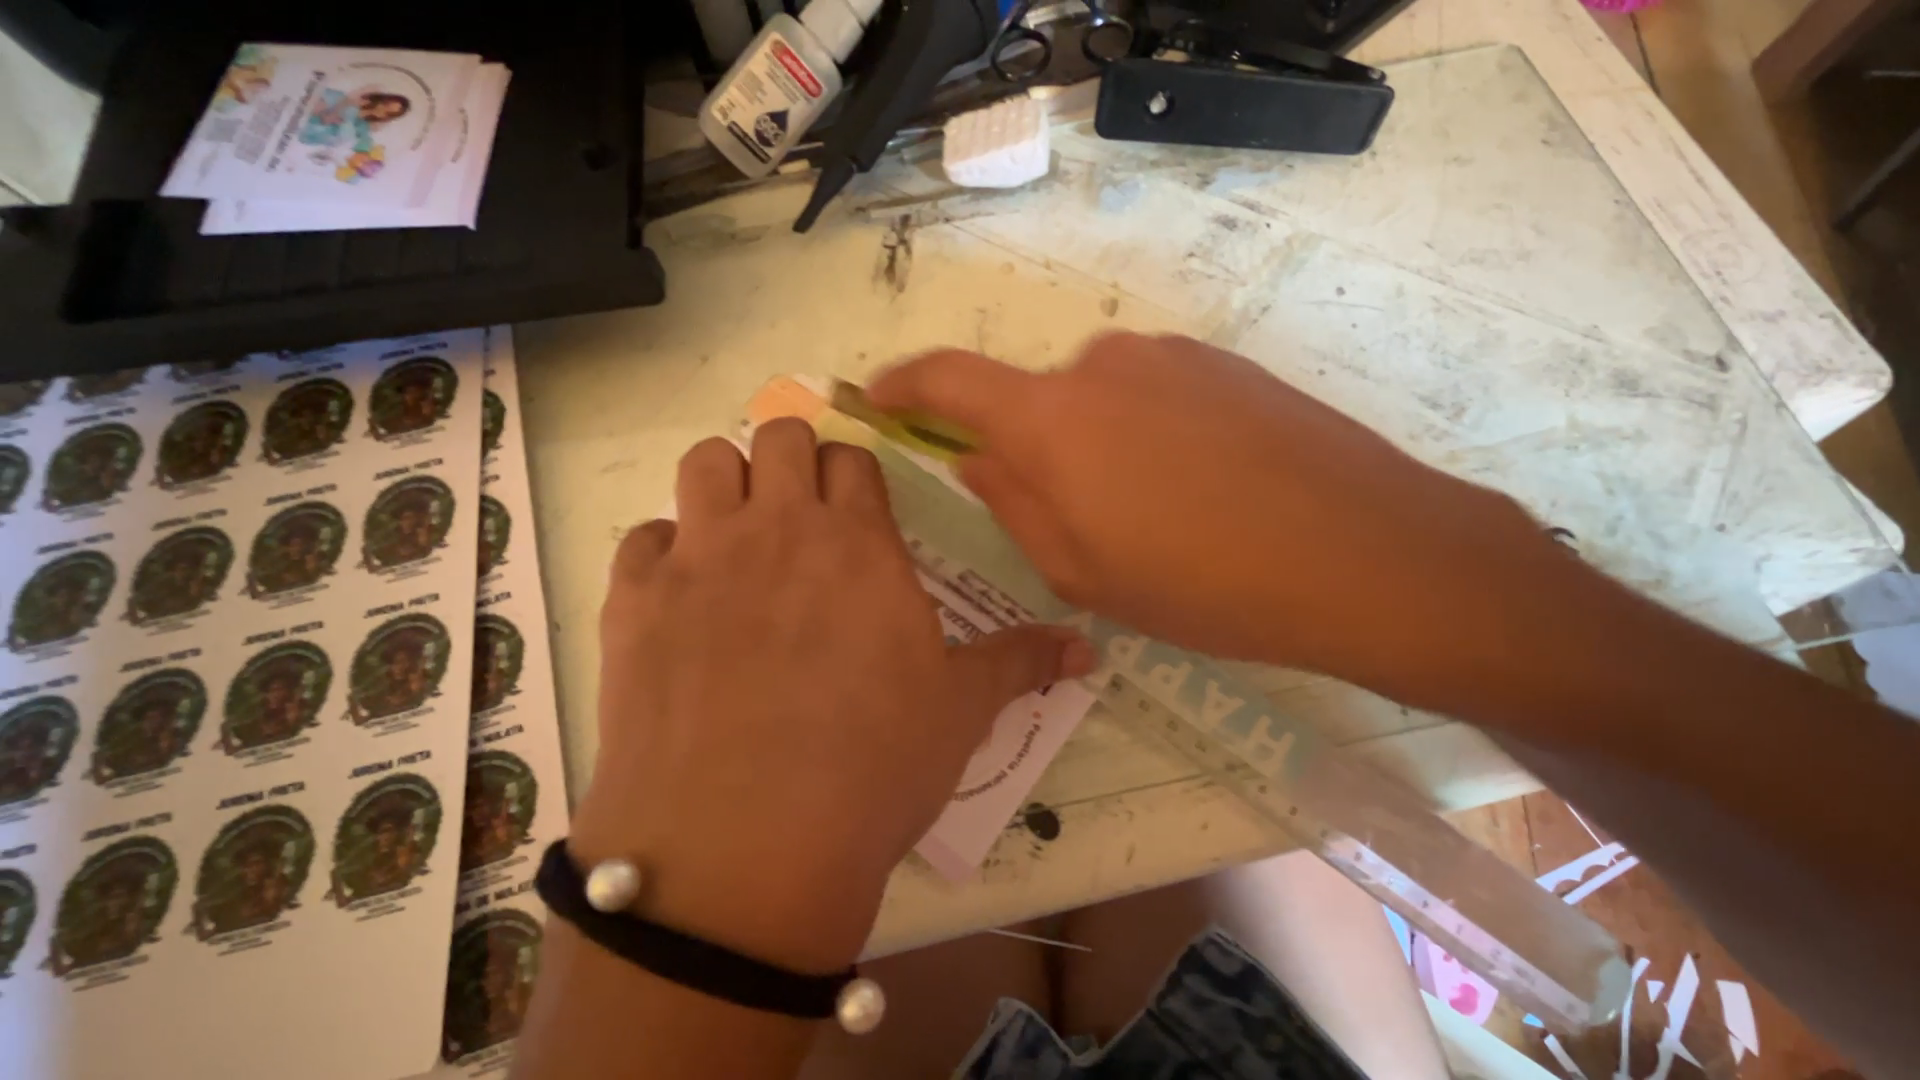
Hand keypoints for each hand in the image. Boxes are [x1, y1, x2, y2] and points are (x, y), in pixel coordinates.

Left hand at [571, 420, 1092, 971]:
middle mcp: (777, 530)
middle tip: (800, 516)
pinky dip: (662, 554)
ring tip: (739, 538)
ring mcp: (698, 560)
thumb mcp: (960, 713)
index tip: (856, 510)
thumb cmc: (872, 768)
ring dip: (726, 484)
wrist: (747, 846)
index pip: (853, 458)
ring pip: (705, 464)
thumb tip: (1090, 646)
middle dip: (792, 460)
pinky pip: (641, 539)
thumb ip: (1020, 661)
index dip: (854, 477)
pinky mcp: (633, 604)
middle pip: (778, 436)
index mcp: (858, 543)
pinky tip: (680, 601)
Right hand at [868, 332, 1585, 710]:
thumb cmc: (1205, 584)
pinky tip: (1203, 494)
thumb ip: (1012, 504)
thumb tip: (975, 458)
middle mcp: (1103, 365)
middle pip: (1035, 401)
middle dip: (1033, 453)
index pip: (949, 379)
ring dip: (1100, 450)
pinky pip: (1155, 397)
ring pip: (1099, 402)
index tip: (878, 397)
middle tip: (1074, 526)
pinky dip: (1150, 438)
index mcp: (1052, 418)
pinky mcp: (1226, 364)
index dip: (904, 386)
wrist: (1368, 555)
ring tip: (1157, 520)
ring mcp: (1171, 356)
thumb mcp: (1083, 573)